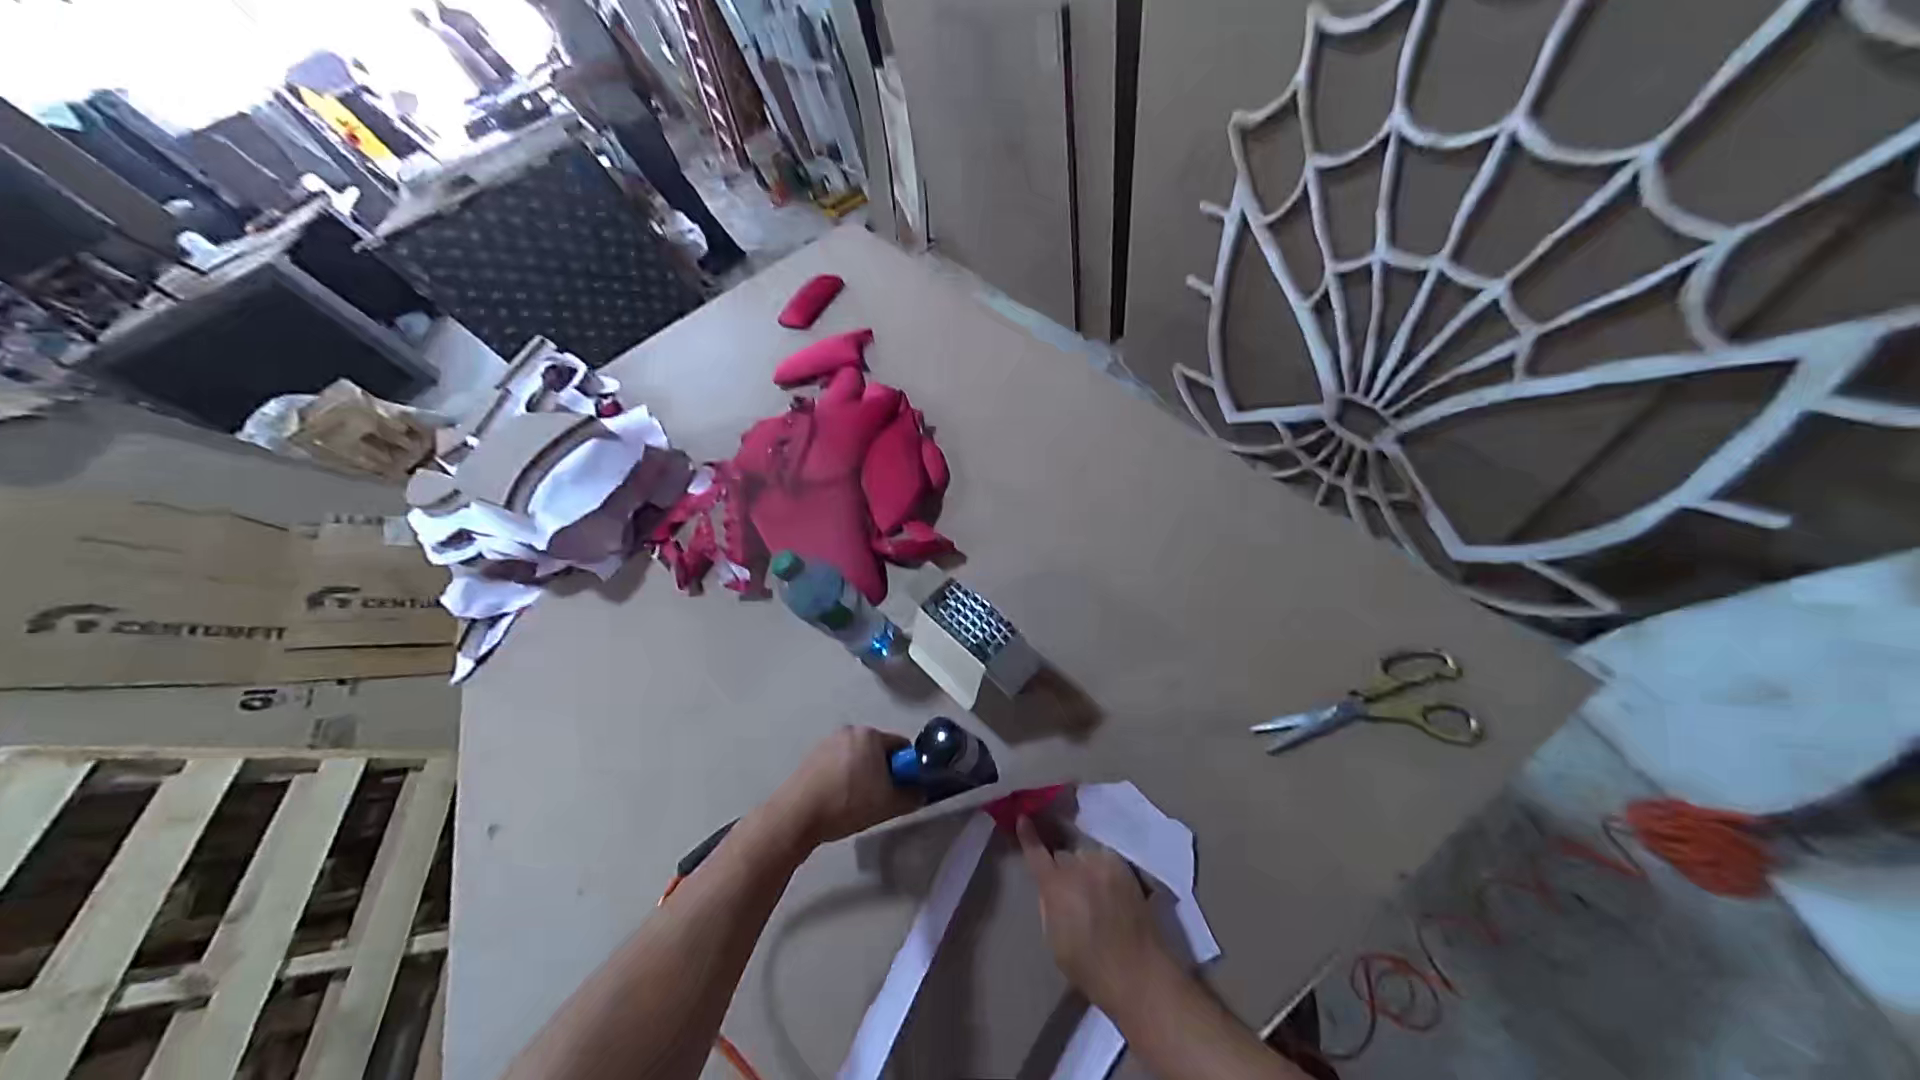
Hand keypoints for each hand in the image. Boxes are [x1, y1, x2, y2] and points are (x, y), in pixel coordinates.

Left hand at [767, 726, 921, 846]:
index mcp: (870, 735)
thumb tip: (919, 792)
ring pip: (857, 758)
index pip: (902, 746)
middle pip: (878, 750)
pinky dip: (843, 778)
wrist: (797, 816)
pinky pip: (838, 764)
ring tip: (856, 804)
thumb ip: (912, 796)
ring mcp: (827, 743)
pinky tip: (838, 801)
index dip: (907, 768)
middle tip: (880, 798)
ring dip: (863, 775)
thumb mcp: (889, 805)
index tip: (900, 788)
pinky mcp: (812, 757)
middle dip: (883, 772)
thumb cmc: (847, 803)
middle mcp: (849, 731)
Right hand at [1017, 817, 1174, 1011]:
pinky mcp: (1126, 868)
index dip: (1028, 835)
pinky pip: (1106, 859)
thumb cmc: (1088, 966)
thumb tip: (1048, 886)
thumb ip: (1048, 904)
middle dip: (1061, 865)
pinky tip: (1109, 888)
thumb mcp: (1053, 938)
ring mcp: (1105, 864)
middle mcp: (1079, 866)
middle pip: (1063, 854)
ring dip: (1084, 866)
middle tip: (1067, 886)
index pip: (1036, 852)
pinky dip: (1102, 868)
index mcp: (1056, 885)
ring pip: (1086, 855)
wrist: (1138, 972)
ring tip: (1092, 889)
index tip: (1022, 818)